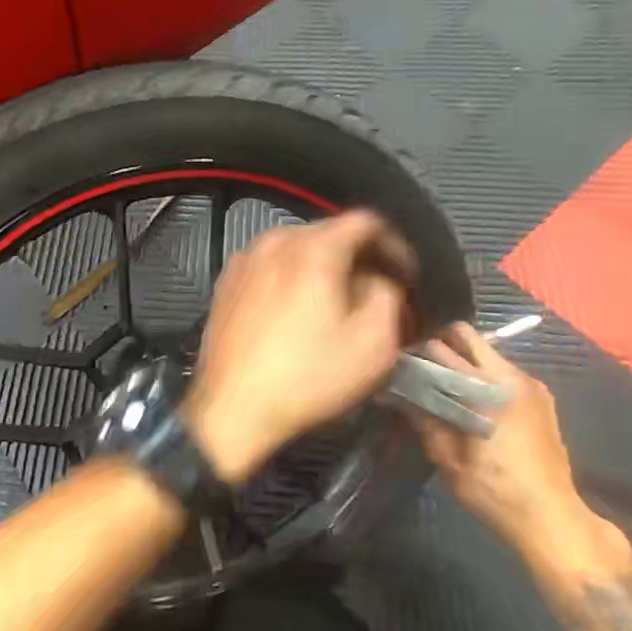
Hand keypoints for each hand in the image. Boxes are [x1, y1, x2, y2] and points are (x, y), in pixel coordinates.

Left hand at [183, 210, 411, 482]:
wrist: (233, 408)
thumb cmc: (306, 378)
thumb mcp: (374, 343)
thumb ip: (388, 295)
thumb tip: (378, 280)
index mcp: (313, 247)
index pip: (367, 222)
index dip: (394, 246)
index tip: (404, 277)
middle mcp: (274, 241)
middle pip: (330, 234)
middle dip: (359, 260)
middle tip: (376, 296)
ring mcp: (245, 261)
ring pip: (298, 251)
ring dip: (324, 271)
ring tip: (338, 309)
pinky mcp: (228, 283)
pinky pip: (271, 269)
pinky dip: (292, 282)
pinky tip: (298, 317)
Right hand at [408, 323, 588, 546]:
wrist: (551, 516)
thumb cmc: (494, 491)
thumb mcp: (448, 460)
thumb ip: (425, 420)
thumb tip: (401, 395)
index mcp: (485, 390)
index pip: (439, 349)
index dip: (414, 355)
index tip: (399, 368)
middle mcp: (510, 376)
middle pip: (466, 335)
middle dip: (440, 344)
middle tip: (422, 369)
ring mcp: (530, 384)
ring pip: (486, 352)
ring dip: (463, 361)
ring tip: (445, 388)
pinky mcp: (542, 396)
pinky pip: (503, 371)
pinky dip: (483, 375)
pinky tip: (473, 402)